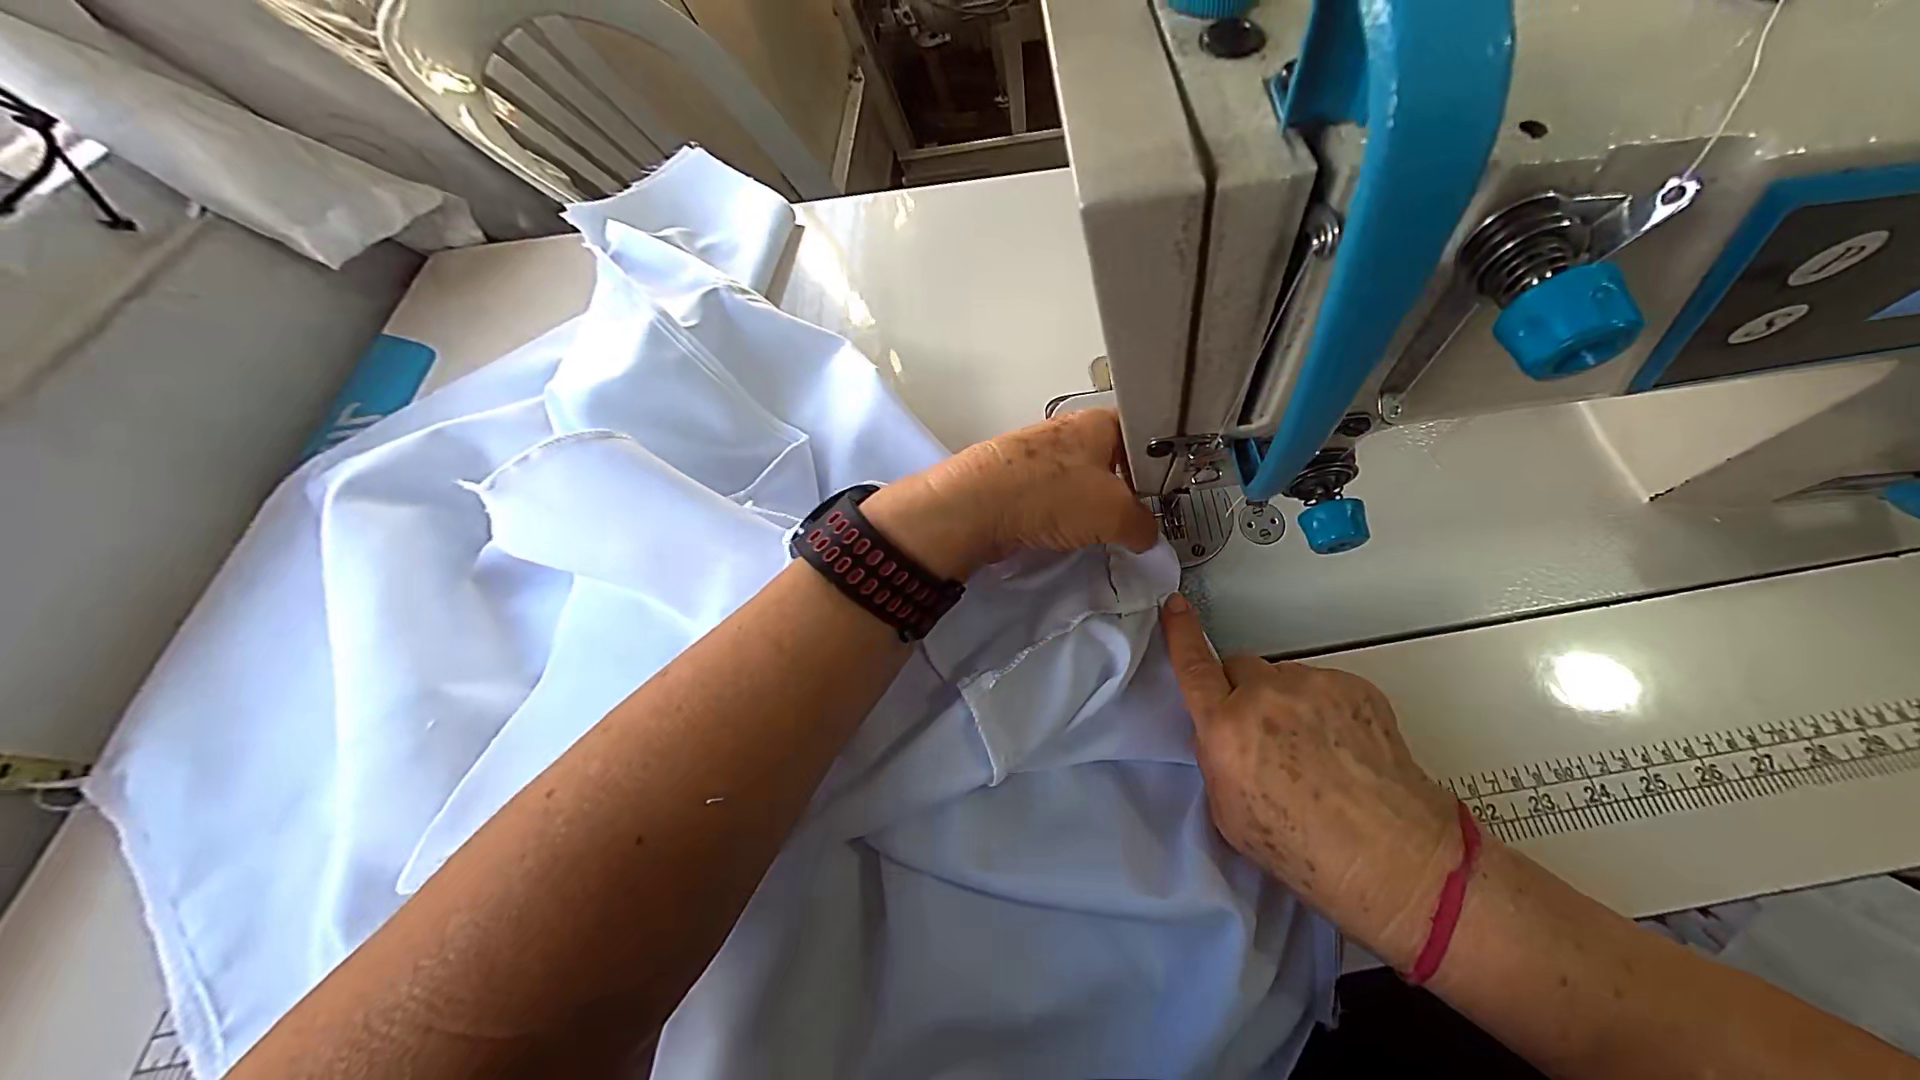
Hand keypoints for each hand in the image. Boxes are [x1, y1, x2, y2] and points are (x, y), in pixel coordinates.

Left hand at [863, 408, 1159, 579]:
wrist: (976, 508)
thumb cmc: (1048, 494)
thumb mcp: (1116, 512)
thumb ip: (1143, 525)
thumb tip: (1146, 535)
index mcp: (1096, 422)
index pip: (1140, 433)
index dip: (1155, 465)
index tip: (1161, 494)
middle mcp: (1065, 433)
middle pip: (1107, 462)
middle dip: (1120, 493)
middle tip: (1131, 520)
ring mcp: (1035, 458)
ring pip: (1076, 484)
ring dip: (1087, 510)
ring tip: (1096, 533)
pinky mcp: (1013, 484)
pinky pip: (1049, 502)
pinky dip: (1058, 519)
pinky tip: (1062, 536)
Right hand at [1159, 594, 1461, 968]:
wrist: (1393, 857)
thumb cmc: (1302, 849)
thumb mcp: (1227, 810)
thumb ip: (1216, 755)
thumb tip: (1221, 732)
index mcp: (1225, 729)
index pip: (1193, 667)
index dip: (1181, 634)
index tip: (1176, 606)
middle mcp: (1265, 697)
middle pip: (1241, 668)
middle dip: (1243, 690)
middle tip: (1264, 732)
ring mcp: (1313, 686)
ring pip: (1283, 677)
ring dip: (1286, 700)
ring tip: (1314, 747)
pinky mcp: (1354, 686)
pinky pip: (1322, 684)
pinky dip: (1324, 706)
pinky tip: (1342, 745)